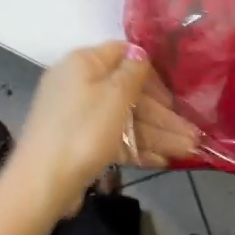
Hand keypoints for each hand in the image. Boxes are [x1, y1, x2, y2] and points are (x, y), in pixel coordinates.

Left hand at [1, 42, 198, 218]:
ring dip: (156, 133)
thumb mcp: (114, 96)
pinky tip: (163, 160)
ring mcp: (77, 116)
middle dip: (161, 113)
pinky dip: (136, 147)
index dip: (151, 72)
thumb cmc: (83, 131)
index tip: (174, 93)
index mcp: (82, 63)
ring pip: (123, 119)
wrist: (42, 183)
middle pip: (127, 92)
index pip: (123, 54)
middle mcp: (78, 84)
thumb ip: (132, 71)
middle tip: (192, 132)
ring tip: (189, 149)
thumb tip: (140, 52)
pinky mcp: (78, 143)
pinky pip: (112, 138)